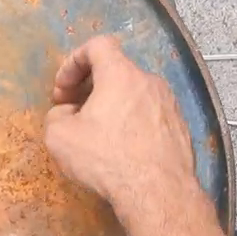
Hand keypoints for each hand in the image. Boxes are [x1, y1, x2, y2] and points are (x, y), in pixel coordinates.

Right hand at [43, 35, 199, 225]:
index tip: (62, 90)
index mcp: (120, 75)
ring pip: (133, 94)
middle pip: (115, 71)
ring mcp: (169, 104)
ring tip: (98, 135)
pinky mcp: (180, 126)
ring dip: (112, 106)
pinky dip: (131, 123)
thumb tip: (67, 113)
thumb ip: (56, 116)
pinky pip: (148, 115)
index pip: (98, 45)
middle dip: (90, 88)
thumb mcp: (59, 137)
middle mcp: (149, 82)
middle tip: (74, 113)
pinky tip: (122, 150)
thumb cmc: (105, 158)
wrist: (156, 190)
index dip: (73, 61)